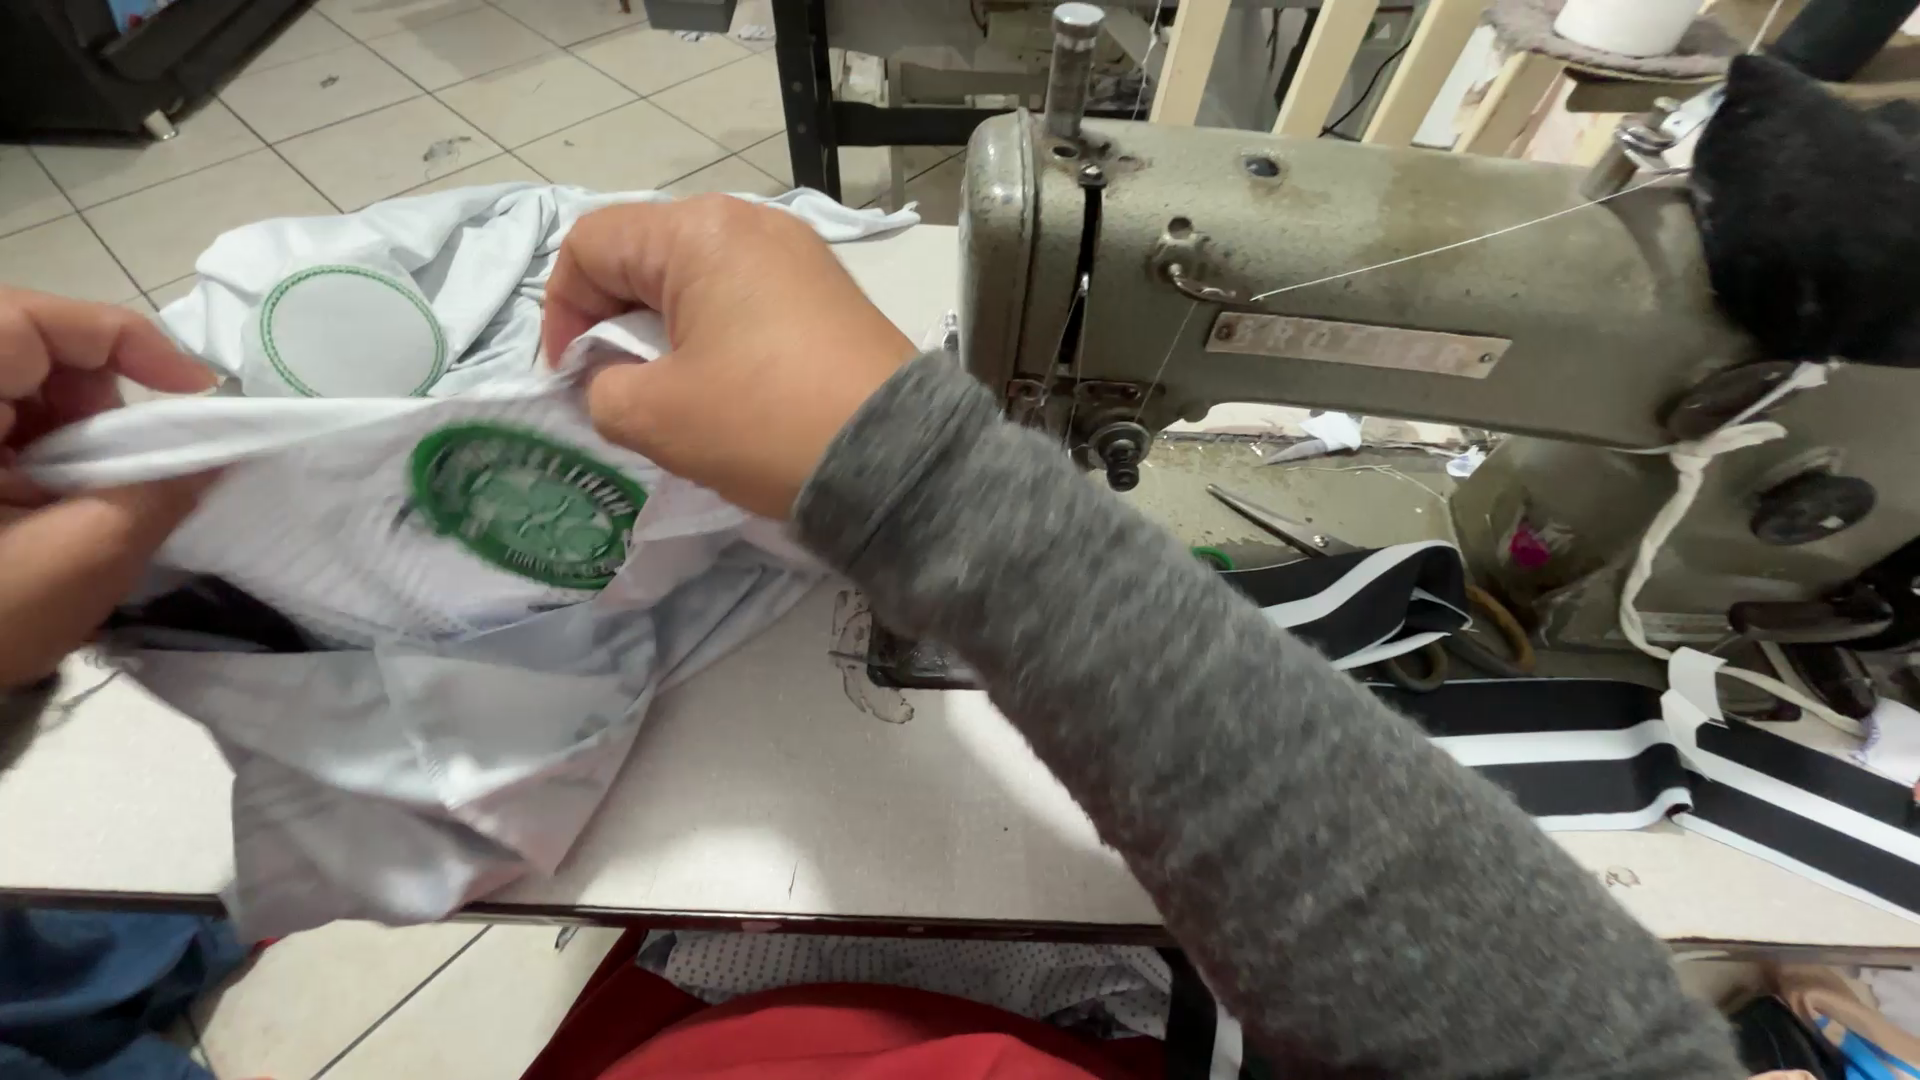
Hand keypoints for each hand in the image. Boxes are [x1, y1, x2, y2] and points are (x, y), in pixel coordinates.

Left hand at [0, 289, 216, 688]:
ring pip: (12, 391)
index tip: (194, 392)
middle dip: (98, 399)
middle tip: (138, 463)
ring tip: (89, 496)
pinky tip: (52, 503)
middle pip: (22, 350)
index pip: (23, 320)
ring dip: (74, 434)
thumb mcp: (83, 558)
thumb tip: (227, 447)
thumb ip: (161, 490)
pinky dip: (43, 455)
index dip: (120, 338)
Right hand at [543, 196, 916, 518]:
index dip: (562, 310)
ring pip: (703, 281)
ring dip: (672, 332)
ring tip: (680, 392)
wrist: (895, 458)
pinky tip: (735, 386)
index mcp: (700, 232)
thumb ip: (603, 390)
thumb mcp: (658, 417)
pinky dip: (724, 336)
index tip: (572, 376)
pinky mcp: (834, 296)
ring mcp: (803, 257)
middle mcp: (755, 224)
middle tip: (622, 386)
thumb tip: (611, 381)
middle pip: (650, 257)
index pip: (592, 245)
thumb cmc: (768, 425)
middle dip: (618, 320)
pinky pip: (753, 301)